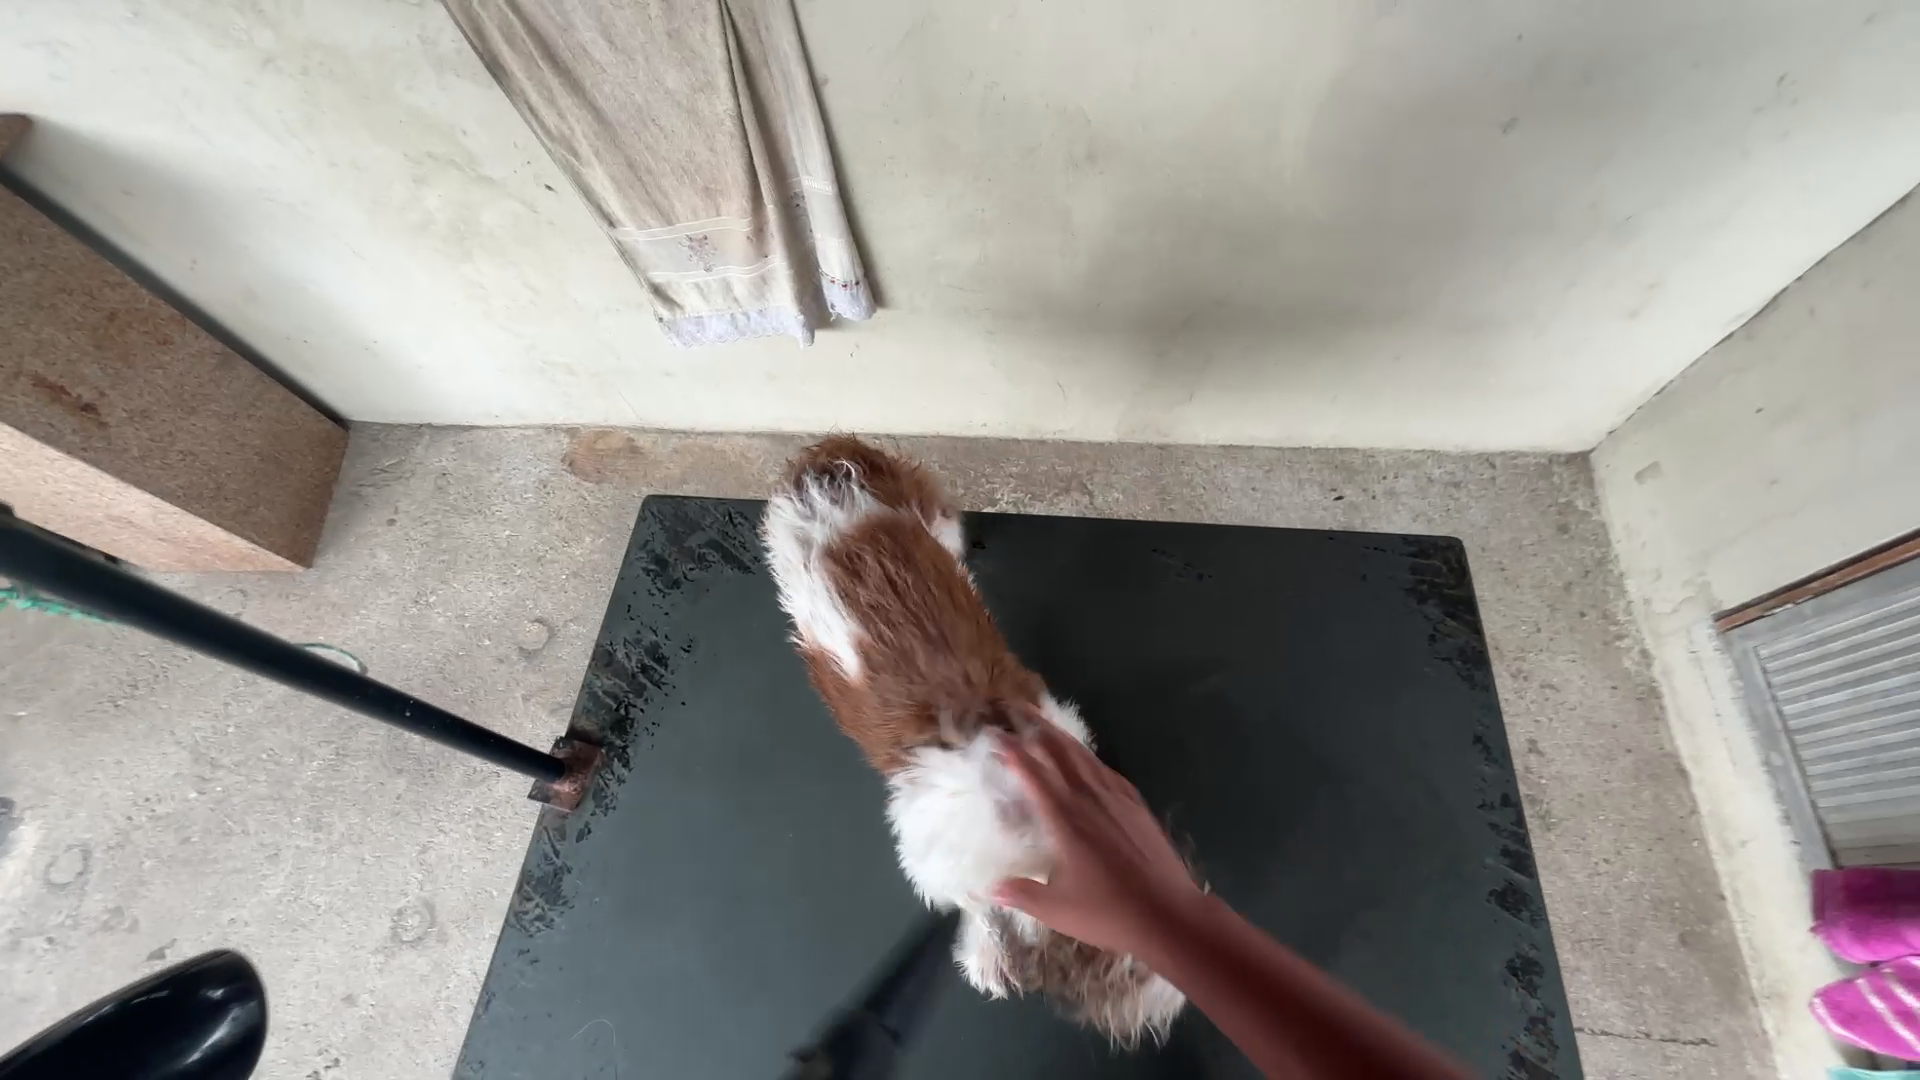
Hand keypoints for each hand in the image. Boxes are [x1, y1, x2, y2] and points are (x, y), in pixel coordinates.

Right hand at [991, 722, 1203, 957]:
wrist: (1168, 914)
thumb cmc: (1108, 912)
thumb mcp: (1057, 909)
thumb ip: (1022, 893)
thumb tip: (988, 888)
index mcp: (1064, 817)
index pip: (1032, 773)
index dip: (1012, 750)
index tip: (996, 734)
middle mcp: (1088, 797)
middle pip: (1059, 751)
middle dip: (1037, 727)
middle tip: (1019, 709)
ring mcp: (1115, 797)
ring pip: (1084, 756)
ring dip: (1063, 737)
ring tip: (1047, 724)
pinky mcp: (1136, 804)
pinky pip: (1107, 770)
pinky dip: (1089, 757)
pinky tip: (1087, 759)